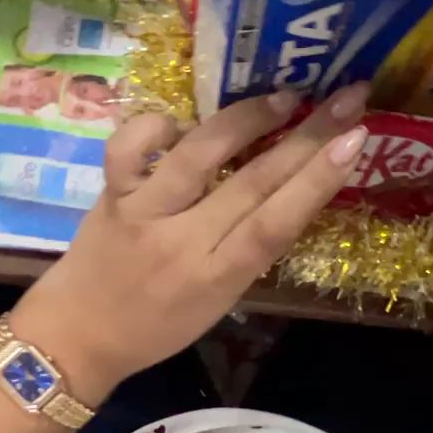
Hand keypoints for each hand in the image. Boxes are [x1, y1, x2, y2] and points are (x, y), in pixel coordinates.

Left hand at [10, 85, 371, 398]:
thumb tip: (285, 194)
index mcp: (216, 279)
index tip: (356, 139)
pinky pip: (129, 148)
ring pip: (197, 155)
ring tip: (283, 96)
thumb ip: (247, 253)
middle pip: (251, 183)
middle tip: (346, 96)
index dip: (318, 180)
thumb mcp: (216, 306)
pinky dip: (156, 125)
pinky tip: (181, 121)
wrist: (77, 336)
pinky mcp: (110, 195)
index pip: (275, 224)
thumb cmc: (155, 329)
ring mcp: (142, 213)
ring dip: (244, 120)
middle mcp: (182, 242)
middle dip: (305, 136)